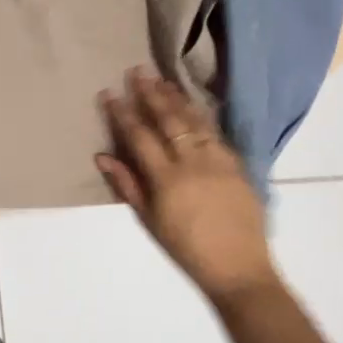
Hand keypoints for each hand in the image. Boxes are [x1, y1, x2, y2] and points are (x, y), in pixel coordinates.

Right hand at [95, 69, 279, 304]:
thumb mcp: (149, 220)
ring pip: (196, 123)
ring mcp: (220, 164)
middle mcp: (194, 164)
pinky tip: (193, 107)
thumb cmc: (186, 248)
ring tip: (164, 81)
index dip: (123, 113)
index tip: (109, 92)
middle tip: (138, 71)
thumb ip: (127, 184)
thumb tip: (102, 156)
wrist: (240, 271)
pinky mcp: (239, 169)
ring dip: (178, 100)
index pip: (140, 136)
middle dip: (152, 94)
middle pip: (170, 121)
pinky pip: (217, 136)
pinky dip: (203, 118)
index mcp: (168, 178)